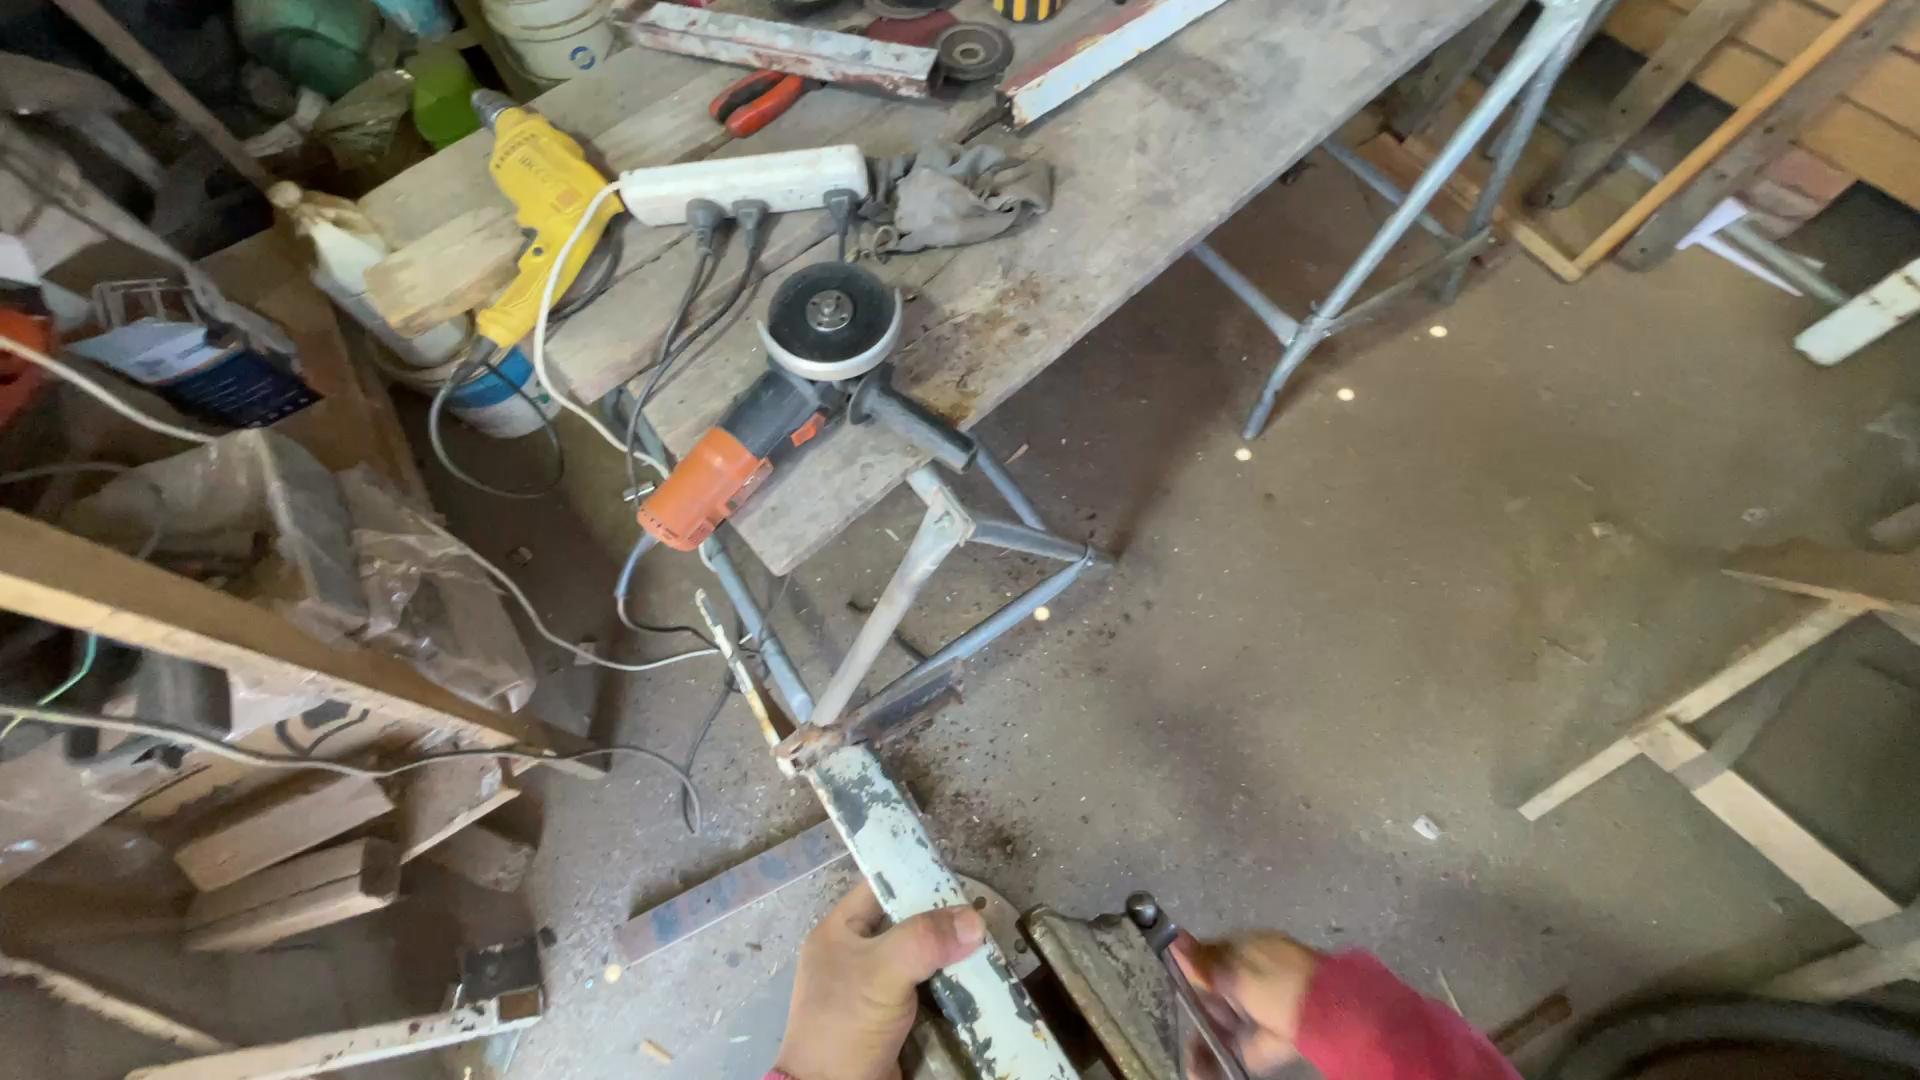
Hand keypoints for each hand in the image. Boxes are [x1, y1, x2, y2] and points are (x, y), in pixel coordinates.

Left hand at [773, 883, 987, 1079]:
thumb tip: (975, 919)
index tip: (955, 880)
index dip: (915, 879)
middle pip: (905, 923)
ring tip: (985, 948)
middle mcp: (854, 955)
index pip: (880, 887)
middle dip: (941, 922)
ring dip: (949, 958)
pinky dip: (948, 988)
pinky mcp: (890, 1021)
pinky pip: (924, 992)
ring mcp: (872, 990)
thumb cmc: (845, 1024)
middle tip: (978, 919)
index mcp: (838, 931)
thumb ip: (926, 939)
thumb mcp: (882, 971)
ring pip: (919, 959)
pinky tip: (975, 983)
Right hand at [1172, 931, 1320, 1075]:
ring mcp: (1267, 1005)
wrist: (1334, 1018)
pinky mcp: (1275, 1038)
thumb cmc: (1279, 985)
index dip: (1188, 972)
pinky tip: (1203, 1068)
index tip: (1171, 989)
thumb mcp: (1237, 972)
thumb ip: (1203, 961)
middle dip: (1198, 1009)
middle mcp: (1254, 971)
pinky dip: (1226, 1054)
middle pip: (1217, 989)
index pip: (1207, 955)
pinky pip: (1244, 1043)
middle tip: (1181, 1028)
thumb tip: (1172, 936)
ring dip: (1208, 1035)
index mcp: (1245, 947)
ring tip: (1191, 1058)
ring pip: (1229, 1018)